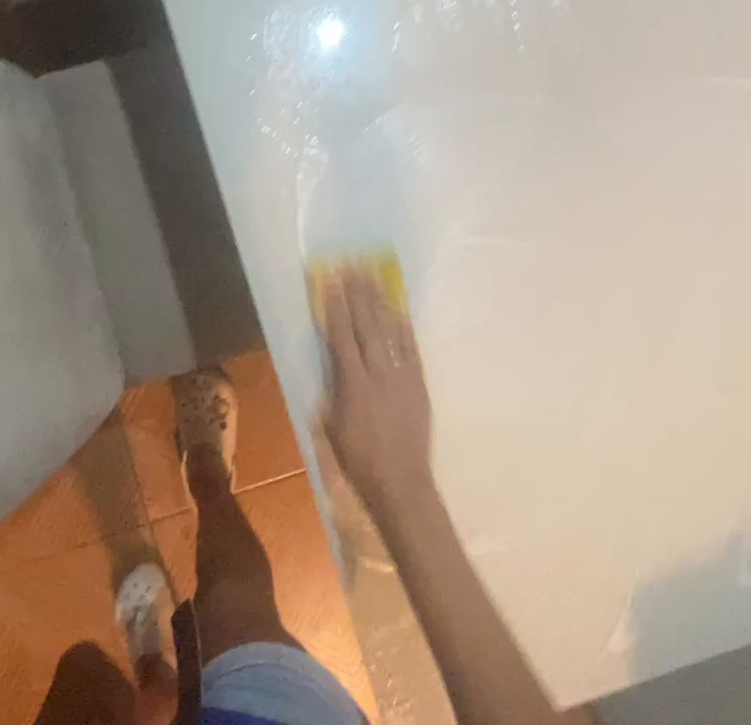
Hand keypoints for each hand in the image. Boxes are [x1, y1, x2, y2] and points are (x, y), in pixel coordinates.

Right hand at [321, 269, 436, 518]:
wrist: (401, 482)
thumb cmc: (358, 460)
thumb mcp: (332, 426)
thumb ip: (332, 392)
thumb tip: (331, 366)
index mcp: (353, 384)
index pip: (342, 335)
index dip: (336, 307)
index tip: (332, 282)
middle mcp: (379, 373)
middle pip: (367, 325)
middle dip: (358, 294)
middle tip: (353, 266)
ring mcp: (403, 376)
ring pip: (390, 331)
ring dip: (380, 302)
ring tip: (374, 277)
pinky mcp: (419, 384)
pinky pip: (411, 349)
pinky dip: (404, 327)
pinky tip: (398, 309)